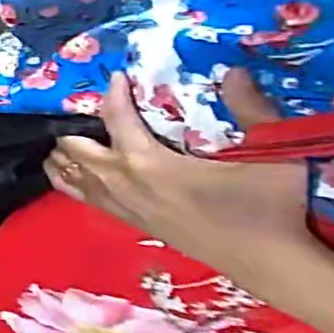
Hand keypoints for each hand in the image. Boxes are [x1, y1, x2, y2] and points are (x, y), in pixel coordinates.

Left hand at [45, 72, 315, 282]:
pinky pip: (76, 193)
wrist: (267, 262)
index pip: (114, 117)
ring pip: (66, 171)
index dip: (113, 94)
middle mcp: (119, 179)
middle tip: (88, 111)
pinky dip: (65, 177)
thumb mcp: (270, 153)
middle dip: (73, 125)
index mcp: (145, 160)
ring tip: (72, 135)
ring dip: (63, 151)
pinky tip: (67, 167)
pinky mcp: (121, 218)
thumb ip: (251, 109)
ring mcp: (116, 201)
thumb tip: (233, 71)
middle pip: (72, 145)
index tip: (116, 77)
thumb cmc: (268, 206)